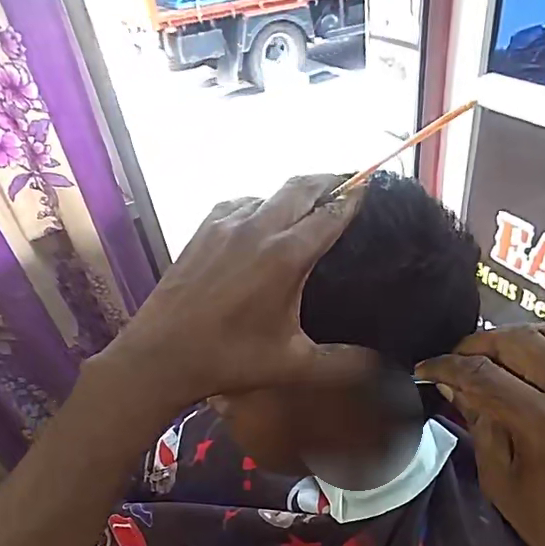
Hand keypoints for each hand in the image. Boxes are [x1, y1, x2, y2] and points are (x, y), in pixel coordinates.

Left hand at [93, 174, 380, 412]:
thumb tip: (383, 365)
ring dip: (292, 193)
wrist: (161, 355)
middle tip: (350, 183)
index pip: (332, 212)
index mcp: (285, 255)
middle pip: (302, 186)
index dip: (356, 197)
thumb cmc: (228, 360)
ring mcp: (224, 225)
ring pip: (268, 193)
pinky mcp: (200, 231)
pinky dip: (257, 205)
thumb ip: (343, 363)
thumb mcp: (292, 366)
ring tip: (307, 205)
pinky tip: (258, 222)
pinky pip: (238, 204)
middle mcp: (257, 228)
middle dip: (330, 179)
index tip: (373, 189)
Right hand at [416, 323, 544, 545]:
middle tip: (456, 359)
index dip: (445, 365)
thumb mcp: (502, 483)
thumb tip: (454, 386)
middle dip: (477, 343)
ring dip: (520, 336)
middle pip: (518, 340)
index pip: (482, 373)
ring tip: (497, 353)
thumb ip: (480, 426)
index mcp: (544, 424)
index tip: (425, 368)